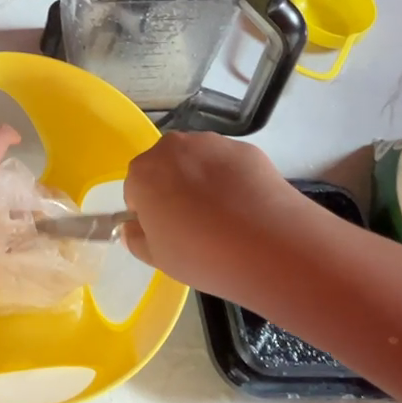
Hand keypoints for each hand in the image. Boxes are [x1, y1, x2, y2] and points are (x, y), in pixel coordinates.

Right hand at [121, 132, 302, 295]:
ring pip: (197, 161)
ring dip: (203, 180)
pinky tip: (248, 209)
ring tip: (226, 217)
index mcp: (143, 172)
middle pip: (165, 167)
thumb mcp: (159, 259)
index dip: (150, 212)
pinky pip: (229, 164)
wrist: (269, 245)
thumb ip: (137, 240)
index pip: (136, 189)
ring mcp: (210, 143)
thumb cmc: (202, 255)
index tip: (168, 232)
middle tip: (195, 224)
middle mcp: (171, 147)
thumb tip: (133, 229)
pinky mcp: (243, 148)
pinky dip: (233, 180)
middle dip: (174, 189)